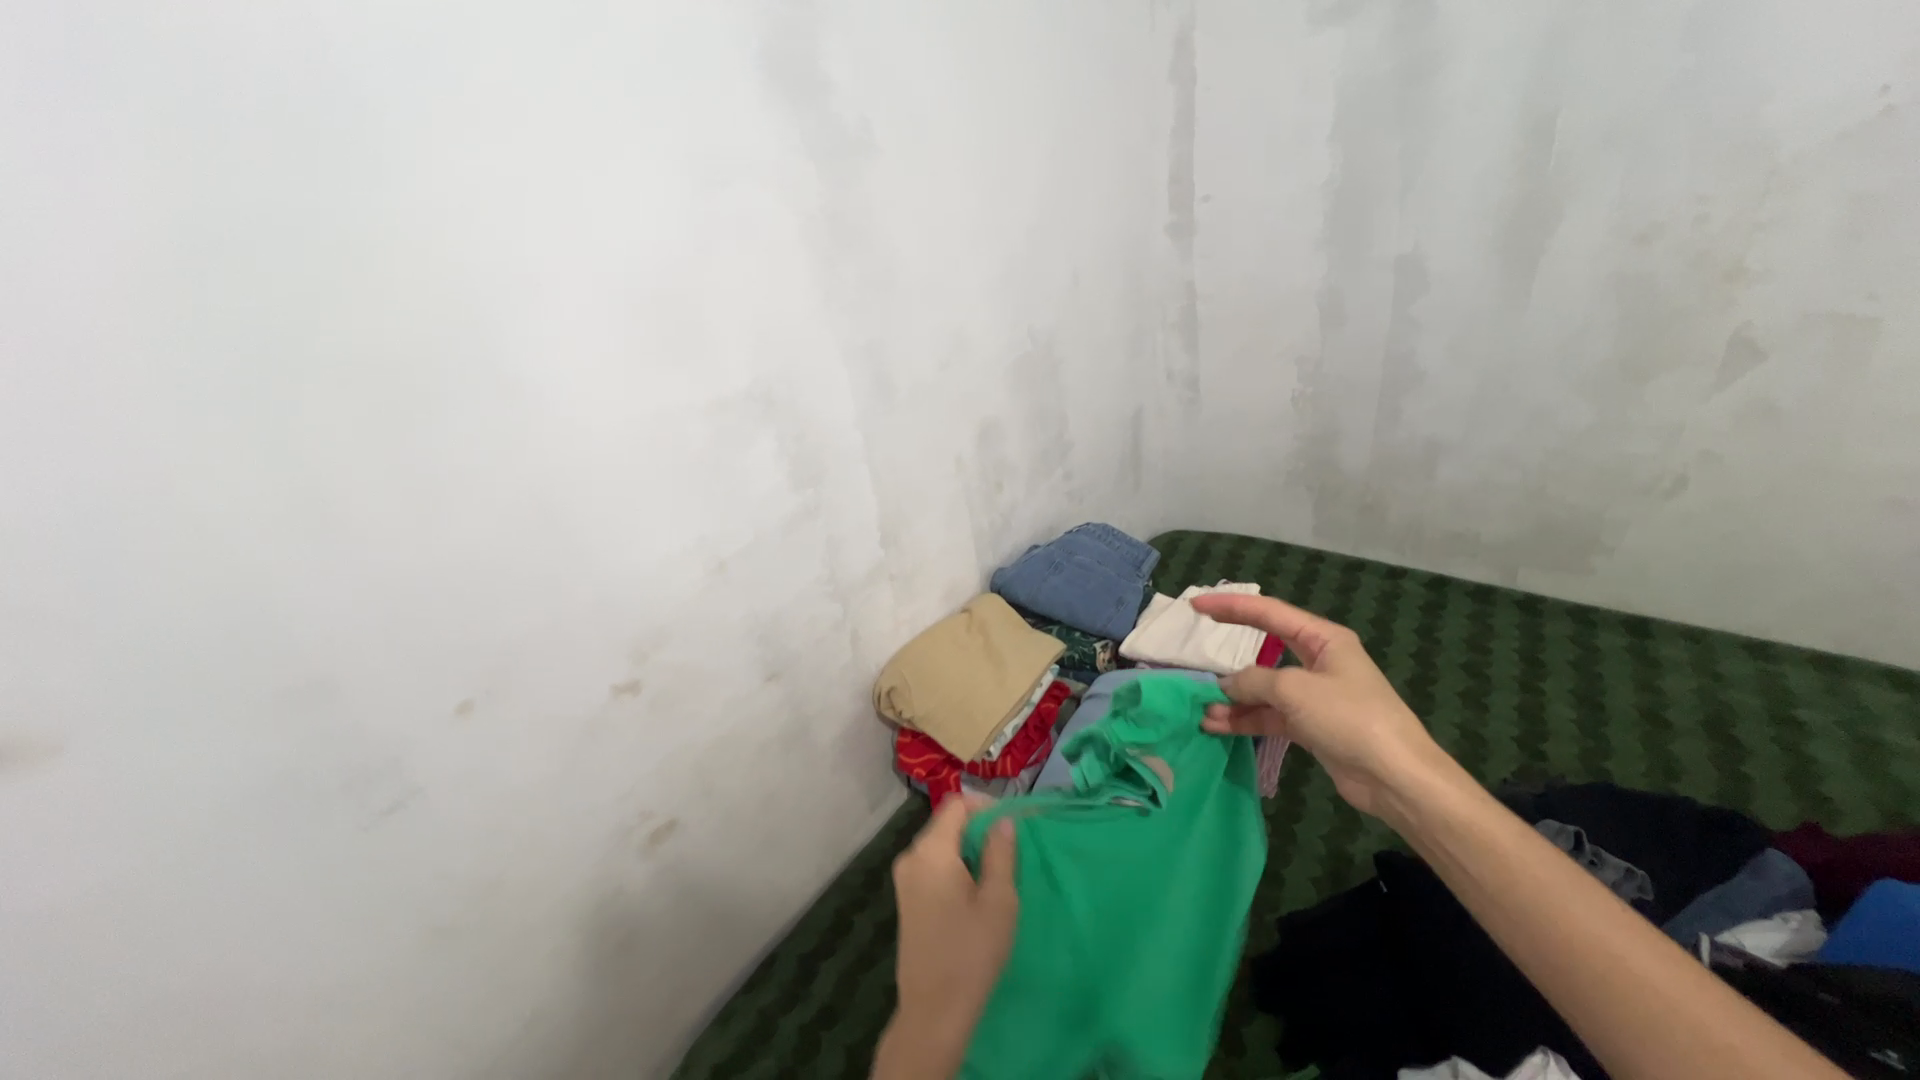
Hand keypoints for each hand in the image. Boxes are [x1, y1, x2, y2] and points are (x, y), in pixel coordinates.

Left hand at [874, 795, 1017, 1077]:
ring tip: (999, 872)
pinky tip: (976, 892)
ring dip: (969, 850)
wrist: (933, 1011)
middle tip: (1012, 849)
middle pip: (946, 824)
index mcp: (930, 850)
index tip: (1014, 823)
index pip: (956, 804)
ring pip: (940, 846)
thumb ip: (1000, 852)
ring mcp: (904, 880)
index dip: (986, 805)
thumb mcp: (998, 899)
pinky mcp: (907, 900)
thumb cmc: (971, 952)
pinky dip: (955, 867)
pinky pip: (933, 867)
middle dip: (979, 828)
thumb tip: (1002, 821)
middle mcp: (910, 857)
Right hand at [1189, 592, 1450, 817]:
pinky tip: (1217, 726)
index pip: (1268, 613)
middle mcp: (1317, 662)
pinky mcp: (1309, 726)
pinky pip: (1268, 716)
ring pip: (1262, 690)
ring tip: (1202, 709)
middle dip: (1229, 661)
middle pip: (1263, 653)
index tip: (1196, 605)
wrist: (1395, 776)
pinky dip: (1244, 721)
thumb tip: (1227, 685)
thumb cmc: (1350, 717)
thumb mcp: (1295, 690)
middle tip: (1193, 662)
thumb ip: (1254, 681)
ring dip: (1233, 700)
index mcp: (1322, 639)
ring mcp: (1313, 697)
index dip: (1230, 606)